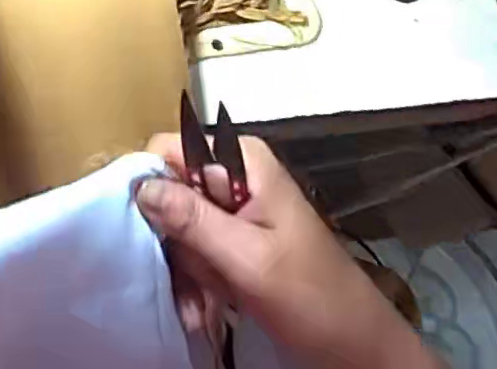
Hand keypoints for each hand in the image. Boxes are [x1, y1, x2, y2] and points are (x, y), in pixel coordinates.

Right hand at [136, 134, 441, 368]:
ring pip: (178, 223)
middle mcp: (233, 171)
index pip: (170, 149)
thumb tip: (139, 186)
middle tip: (188, 287)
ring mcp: (234, 203)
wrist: (358, 348)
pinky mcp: (234, 234)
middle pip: (171, 189)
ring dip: (184, 269)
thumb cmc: (312, 297)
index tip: (150, 233)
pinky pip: (195, 245)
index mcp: (240, 158)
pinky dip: (195, 279)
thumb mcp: (248, 260)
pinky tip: (203, 311)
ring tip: (200, 310)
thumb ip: (193, 220)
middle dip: (174, 242)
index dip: (152, 186)